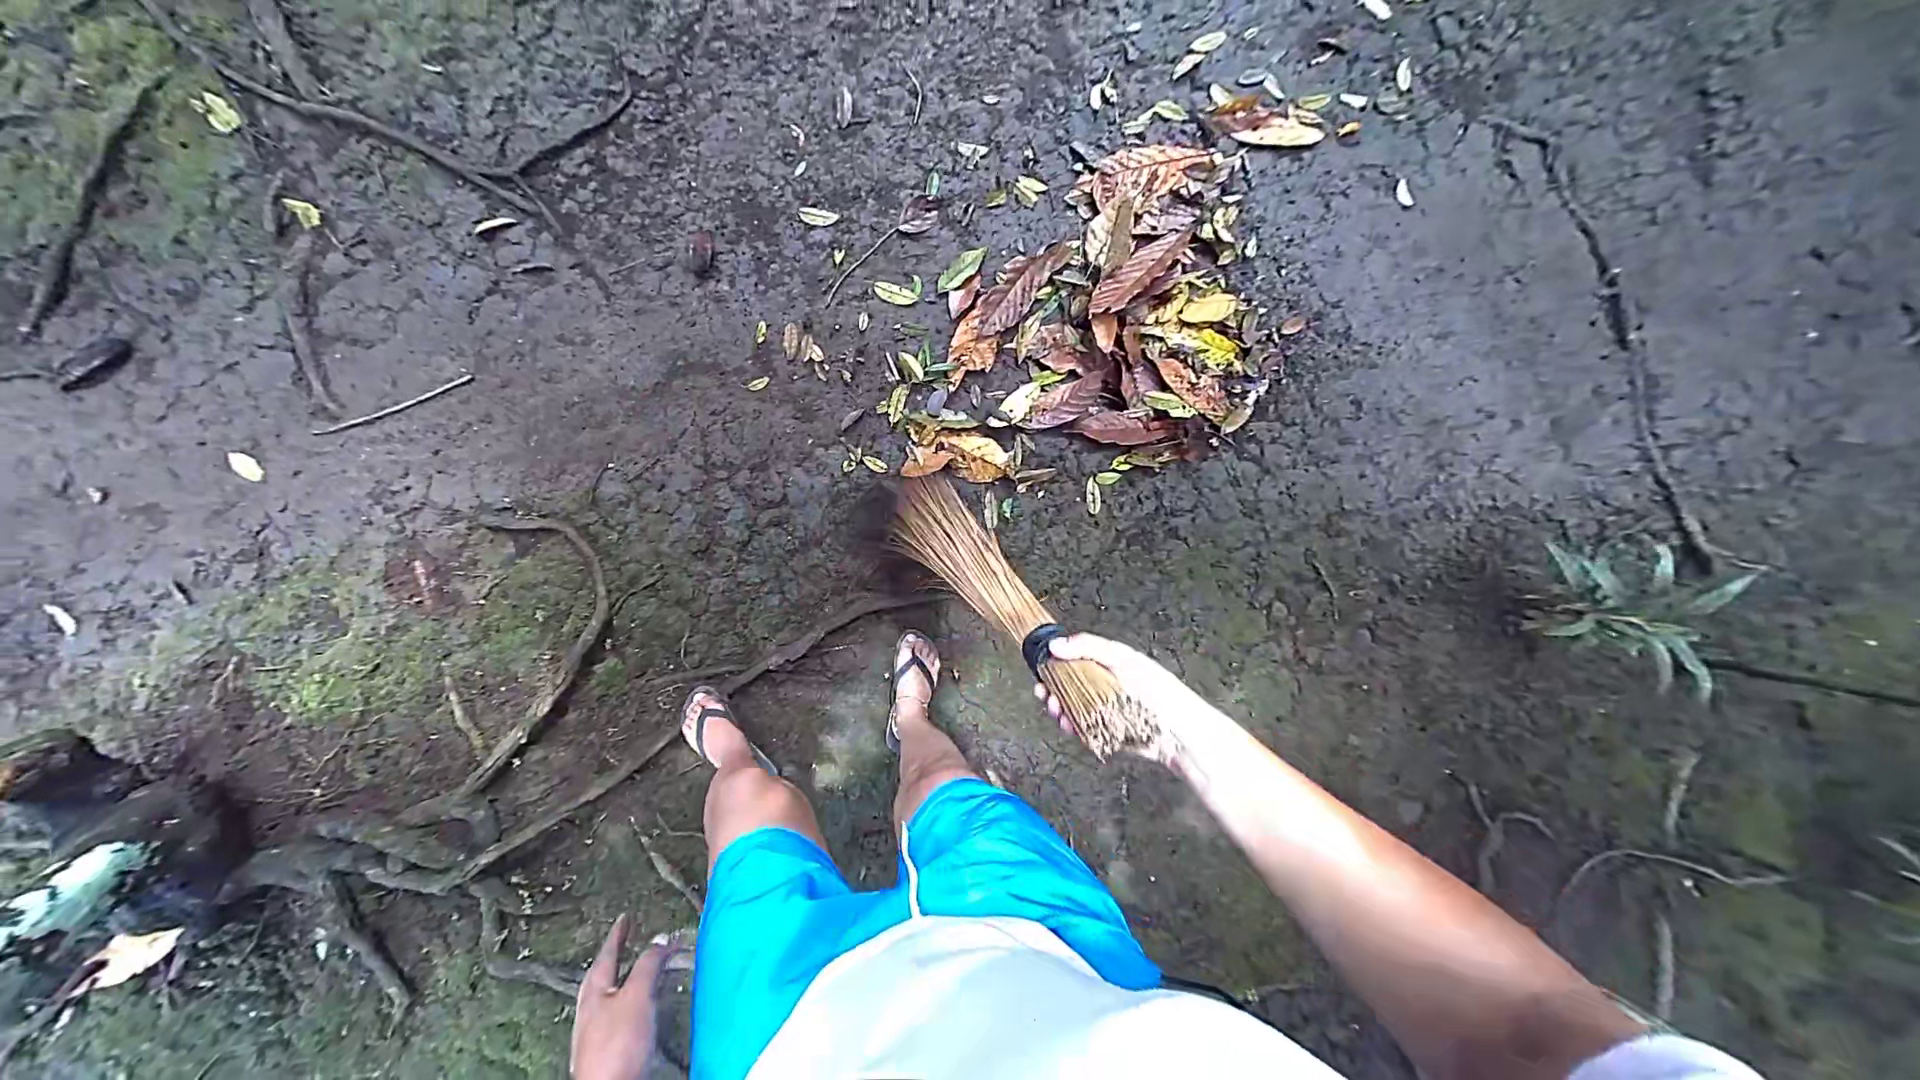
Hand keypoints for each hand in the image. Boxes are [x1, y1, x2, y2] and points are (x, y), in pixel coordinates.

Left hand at [571, 914, 681, 1079]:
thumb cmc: (618, 1045)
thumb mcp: (636, 996)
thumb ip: (648, 966)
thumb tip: (658, 941)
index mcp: (594, 993)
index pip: (607, 955)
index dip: (618, 935)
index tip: (625, 918)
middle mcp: (592, 1011)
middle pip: (604, 976)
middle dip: (617, 957)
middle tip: (628, 941)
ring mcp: (597, 1032)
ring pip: (613, 995)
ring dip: (628, 978)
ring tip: (642, 970)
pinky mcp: (609, 1049)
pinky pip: (621, 1013)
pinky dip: (633, 1000)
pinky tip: (643, 1008)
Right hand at [1031, 632, 1227, 766]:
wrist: (1178, 733)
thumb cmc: (1158, 692)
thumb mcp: (1122, 659)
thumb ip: (1088, 647)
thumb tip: (1057, 644)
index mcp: (1109, 663)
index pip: (1074, 658)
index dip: (1055, 663)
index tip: (1042, 667)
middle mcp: (1105, 685)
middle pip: (1069, 685)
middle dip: (1052, 688)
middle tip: (1043, 691)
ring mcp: (1105, 709)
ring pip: (1072, 707)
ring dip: (1058, 707)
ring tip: (1054, 708)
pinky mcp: (1106, 731)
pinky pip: (1081, 727)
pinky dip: (1070, 726)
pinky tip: (1066, 723)